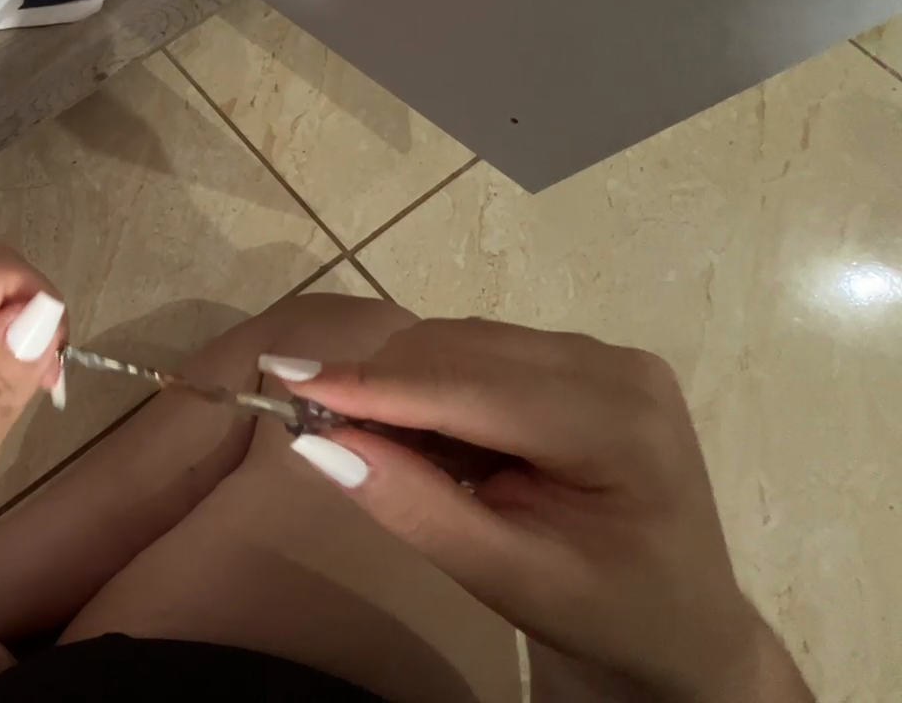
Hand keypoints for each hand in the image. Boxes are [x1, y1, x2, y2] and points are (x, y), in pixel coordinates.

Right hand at [266, 318, 809, 702]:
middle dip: (377, 388)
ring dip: (398, 386)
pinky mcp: (569, 352)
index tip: (283, 378)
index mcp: (619, 429)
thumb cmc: (598, 609)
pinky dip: (423, 384)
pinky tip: (437, 435)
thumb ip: (414, 508)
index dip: (369, 383)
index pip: (466, 388)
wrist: (675, 617)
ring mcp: (595, 352)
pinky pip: (461, 347)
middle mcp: (612, 368)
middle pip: (450, 351)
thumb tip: (314, 441)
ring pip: (447, 342)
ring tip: (403, 453)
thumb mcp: (506, 579)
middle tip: (330, 436)